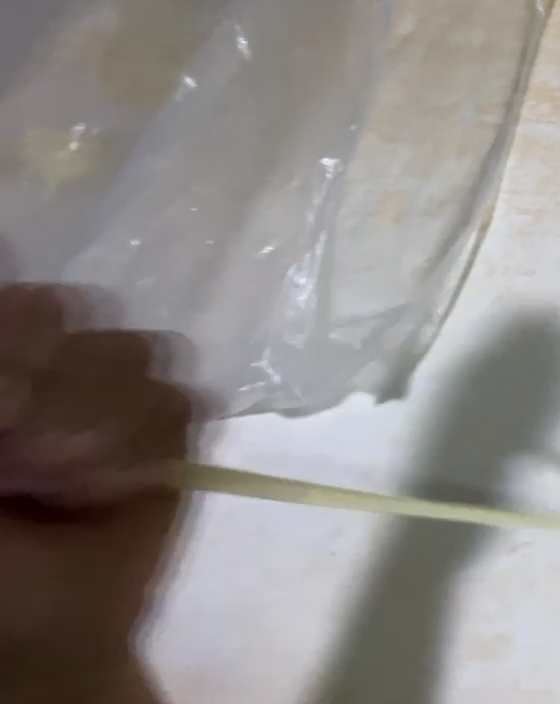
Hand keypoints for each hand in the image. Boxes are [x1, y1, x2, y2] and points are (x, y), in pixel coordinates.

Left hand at [0, 285, 194, 701]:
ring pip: (132, 351)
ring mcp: (108, 388)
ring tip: (62, 481)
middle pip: (60, 307)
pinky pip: (181, 400)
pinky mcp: (170, 420)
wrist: (36, 624)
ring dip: (95, 426)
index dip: (13, 327)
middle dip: (48, 381)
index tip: (7, 401)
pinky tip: (108, 486)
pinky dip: (144, 448)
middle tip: (16, 444)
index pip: (12, 296)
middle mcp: (35, 364)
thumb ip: (6, 389)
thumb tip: (24, 343)